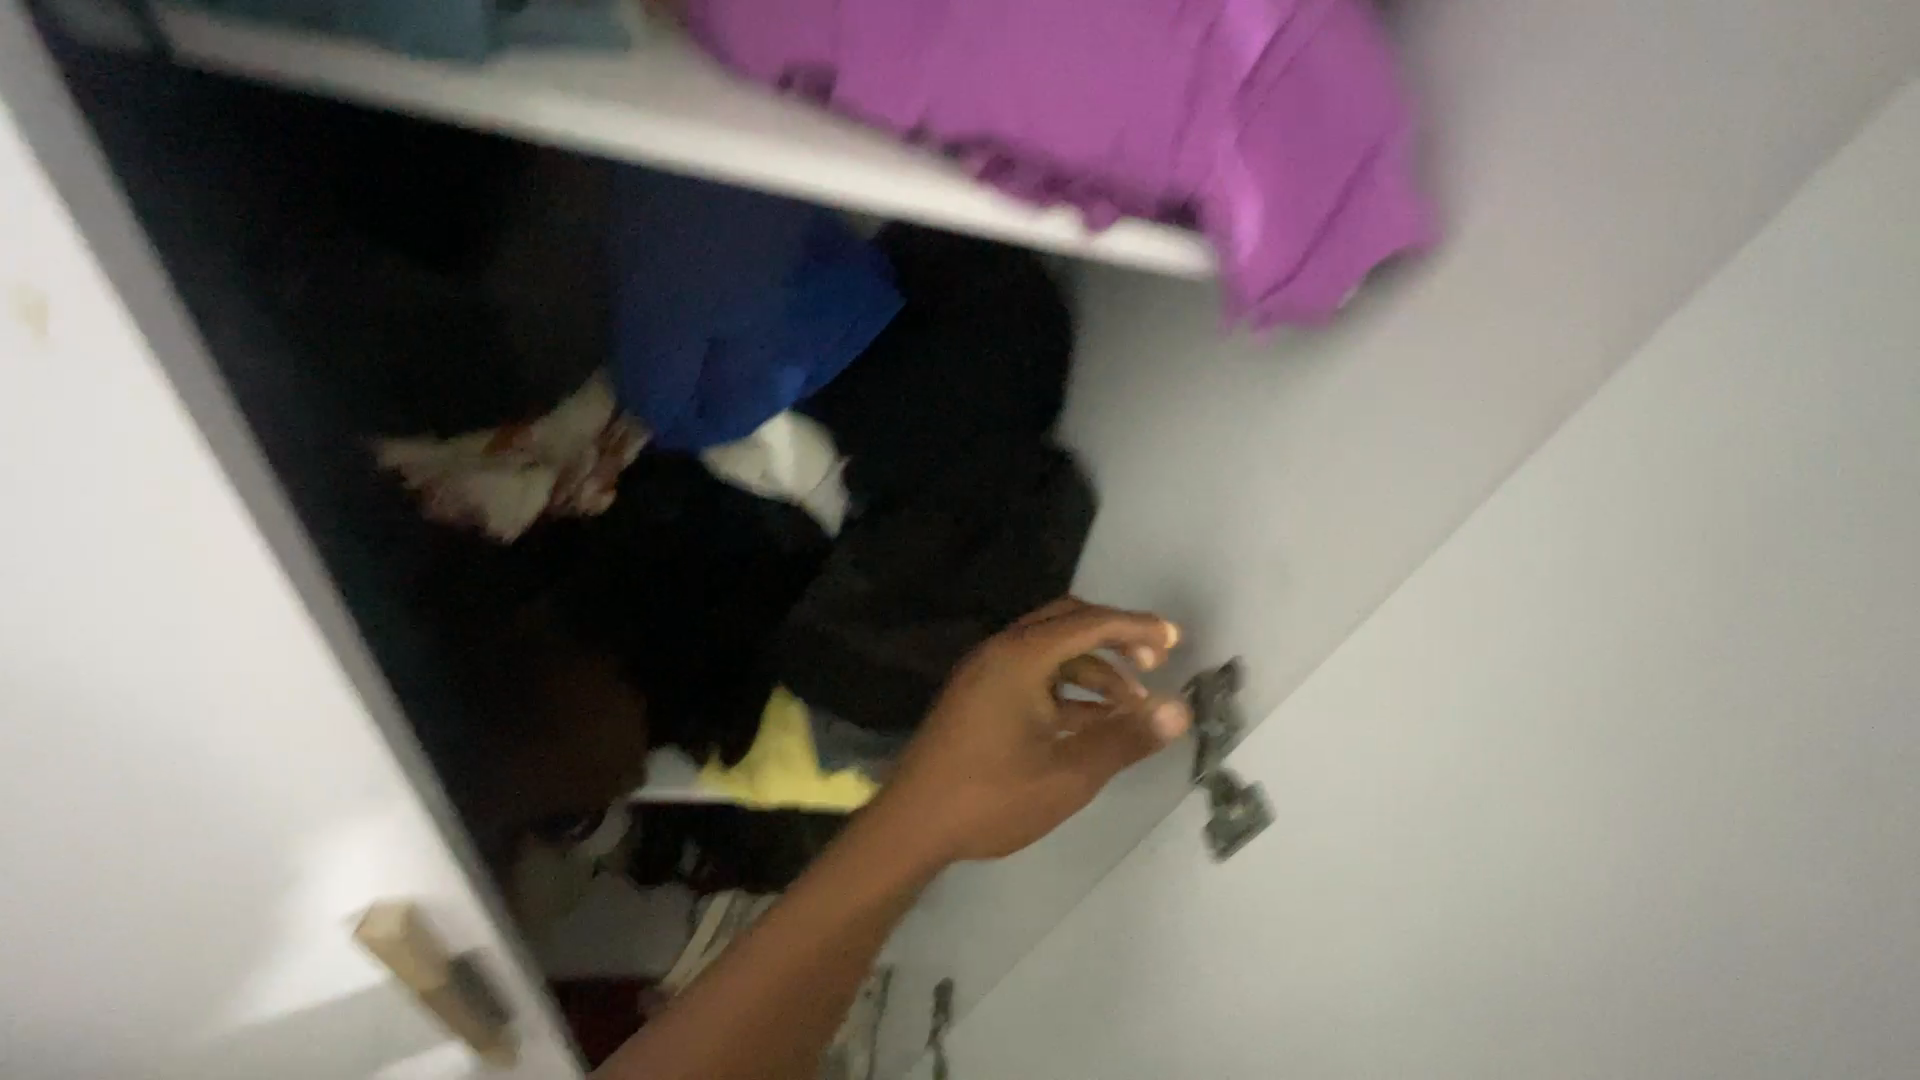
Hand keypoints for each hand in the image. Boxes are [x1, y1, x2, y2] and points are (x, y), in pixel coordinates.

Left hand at [870, 598, 1192, 866]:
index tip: (1175, 640)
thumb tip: (1180, 710)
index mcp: (1020, 657)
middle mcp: (1000, 652)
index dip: (1136, 628)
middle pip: (1067, 623)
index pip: (1089, 623)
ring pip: (1050, 652)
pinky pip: (1032, 676)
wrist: (912, 824)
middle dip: (1114, 639)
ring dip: (1093, 670)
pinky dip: (1067, 689)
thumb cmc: (991, 797)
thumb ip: (1125, 738)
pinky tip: (1093, 721)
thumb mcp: (1068, 774)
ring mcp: (985, 673)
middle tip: (1154, 665)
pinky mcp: (979, 696)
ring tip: (1132, 706)